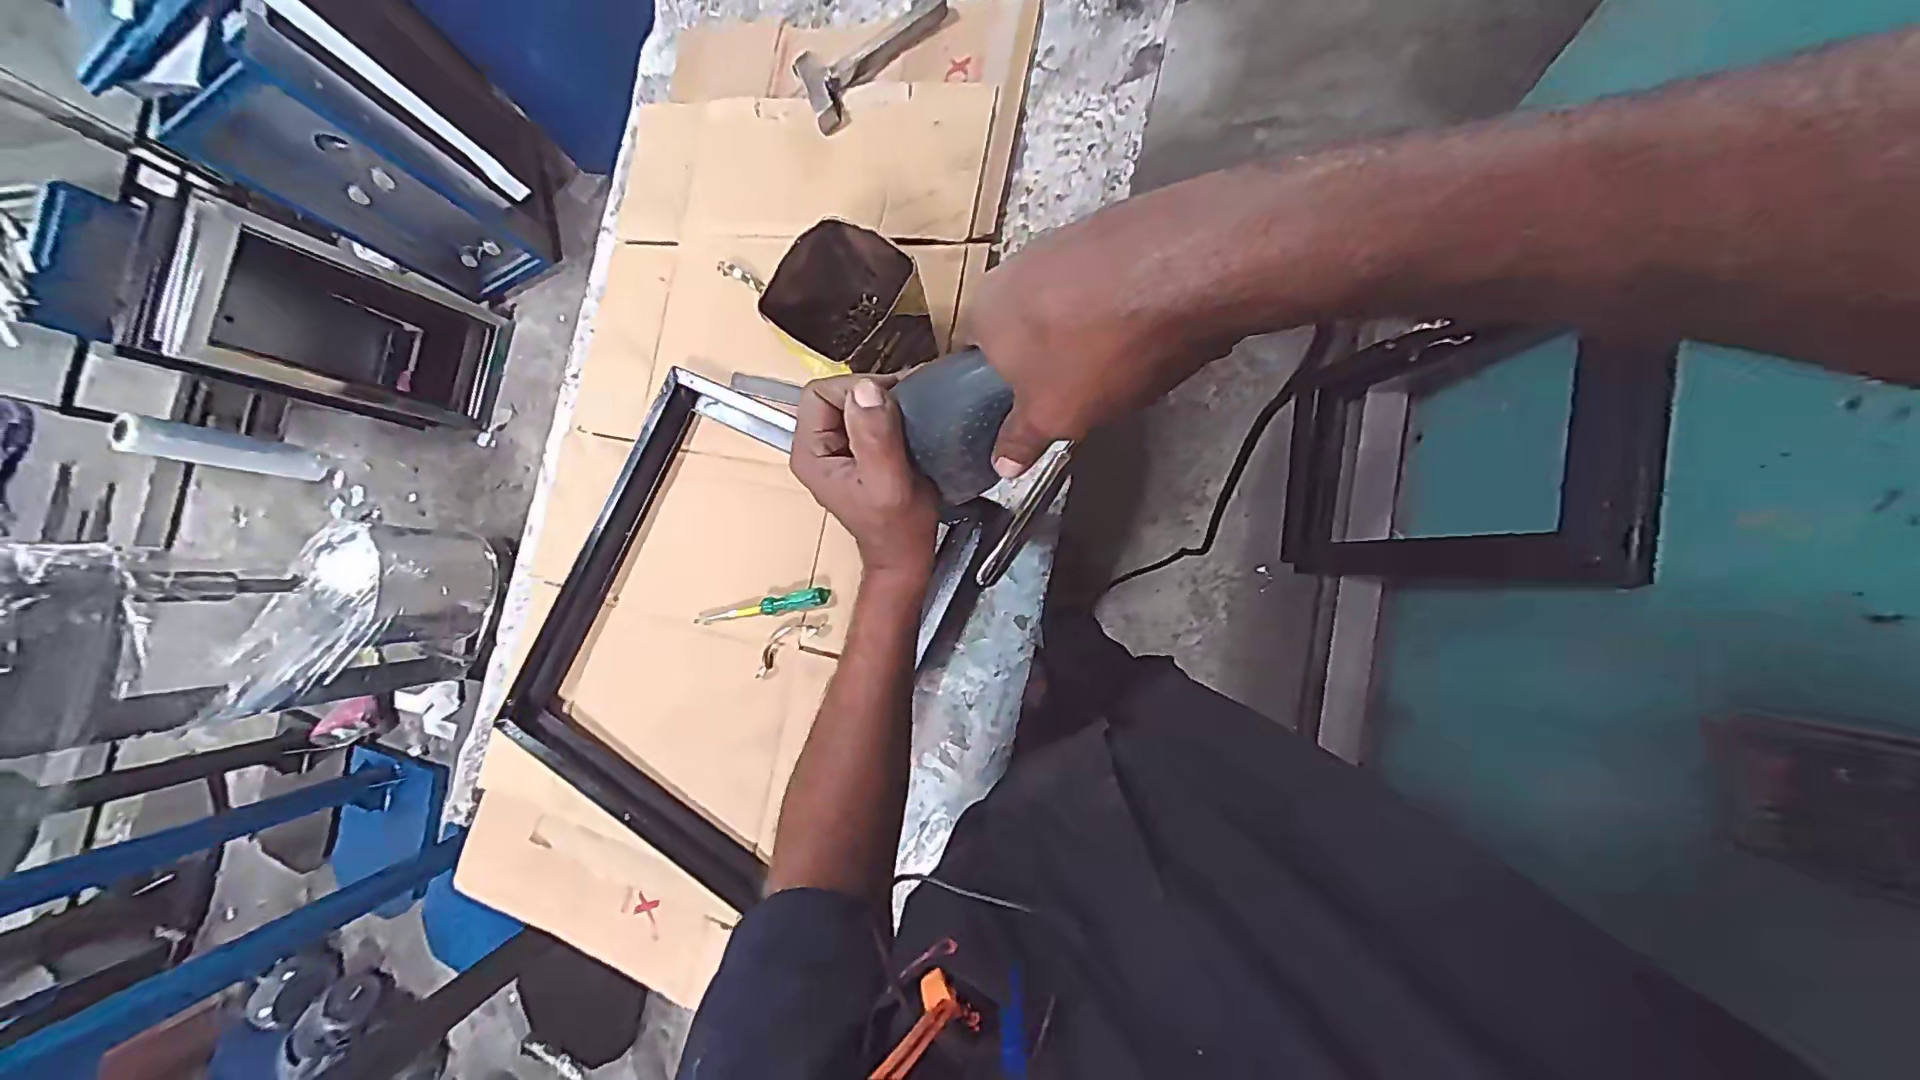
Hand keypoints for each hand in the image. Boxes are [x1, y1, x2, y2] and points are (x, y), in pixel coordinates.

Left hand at [790, 376, 938, 579]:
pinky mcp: (853, 453)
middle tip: (905, 410)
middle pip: (834, 394)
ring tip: (908, 418)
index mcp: (810, 454)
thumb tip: (866, 389)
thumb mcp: (889, 483)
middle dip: (870, 395)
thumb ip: (875, 437)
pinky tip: (906, 426)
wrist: (904, 555)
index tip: (891, 403)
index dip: (856, 390)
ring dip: (882, 405)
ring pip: (851, 403)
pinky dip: (887, 415)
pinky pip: (865, 418)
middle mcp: (815, 448)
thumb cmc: (897, 528)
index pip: (820, 393)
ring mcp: (834, 451)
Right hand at [958, 189, 1262, 475]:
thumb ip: (1021, 441)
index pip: (982, 363)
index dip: (1010, 395)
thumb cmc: (1103, 344)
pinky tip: (1154, 330)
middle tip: (1085, 393)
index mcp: (984, 310)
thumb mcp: (1054, 417)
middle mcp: (1017, 265)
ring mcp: (1069, 241)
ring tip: (1127, 362)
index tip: (1037, 413)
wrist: (1186, 269)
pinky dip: (1129, 311)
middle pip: (1031, 335)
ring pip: (1074, 312)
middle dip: (1058, 366)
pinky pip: (1114, 287)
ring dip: (1095, 340)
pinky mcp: (1119, 230)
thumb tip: (1005, 462)